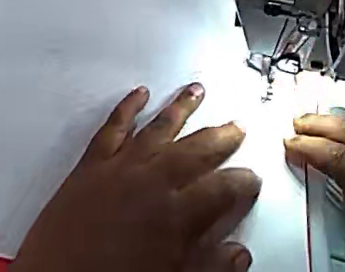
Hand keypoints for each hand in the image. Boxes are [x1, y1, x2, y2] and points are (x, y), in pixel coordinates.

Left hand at [13, 85, 259, 271]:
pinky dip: (128, 107)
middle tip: (238, 125)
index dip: (241, 183)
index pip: (220, 190)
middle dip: (221, 136)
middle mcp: (150, 181)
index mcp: (174, 217)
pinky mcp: (91, 163)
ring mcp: (120, 166)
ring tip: (197, 89)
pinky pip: (114, 126)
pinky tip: (140, 93)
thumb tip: (237, 252)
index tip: (252, 178)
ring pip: (158, 127)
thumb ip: (207, 268)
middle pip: (195, 150)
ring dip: (180, 107)